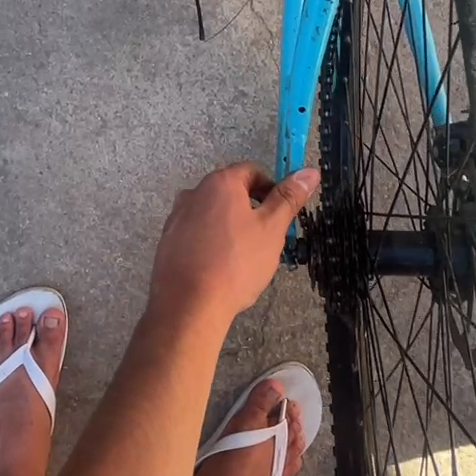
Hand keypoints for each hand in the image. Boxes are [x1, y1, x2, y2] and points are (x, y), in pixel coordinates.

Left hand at [148, 163, 319, 327]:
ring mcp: (176, 216)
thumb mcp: (271, 229)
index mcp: (220, 182)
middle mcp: (194, 192)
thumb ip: (289, 198)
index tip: (281, 216)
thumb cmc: (236, 262)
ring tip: (243, 258)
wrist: (188, 304)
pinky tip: (219, 268)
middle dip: (251, 211)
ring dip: (230, 227)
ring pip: (213, 214)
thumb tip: (309, 171)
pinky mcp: (167, 241)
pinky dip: (210, 242)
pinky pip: (196, 233)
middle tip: (266, 240)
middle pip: (230, 192)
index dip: (271, 190)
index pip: (252, 172)